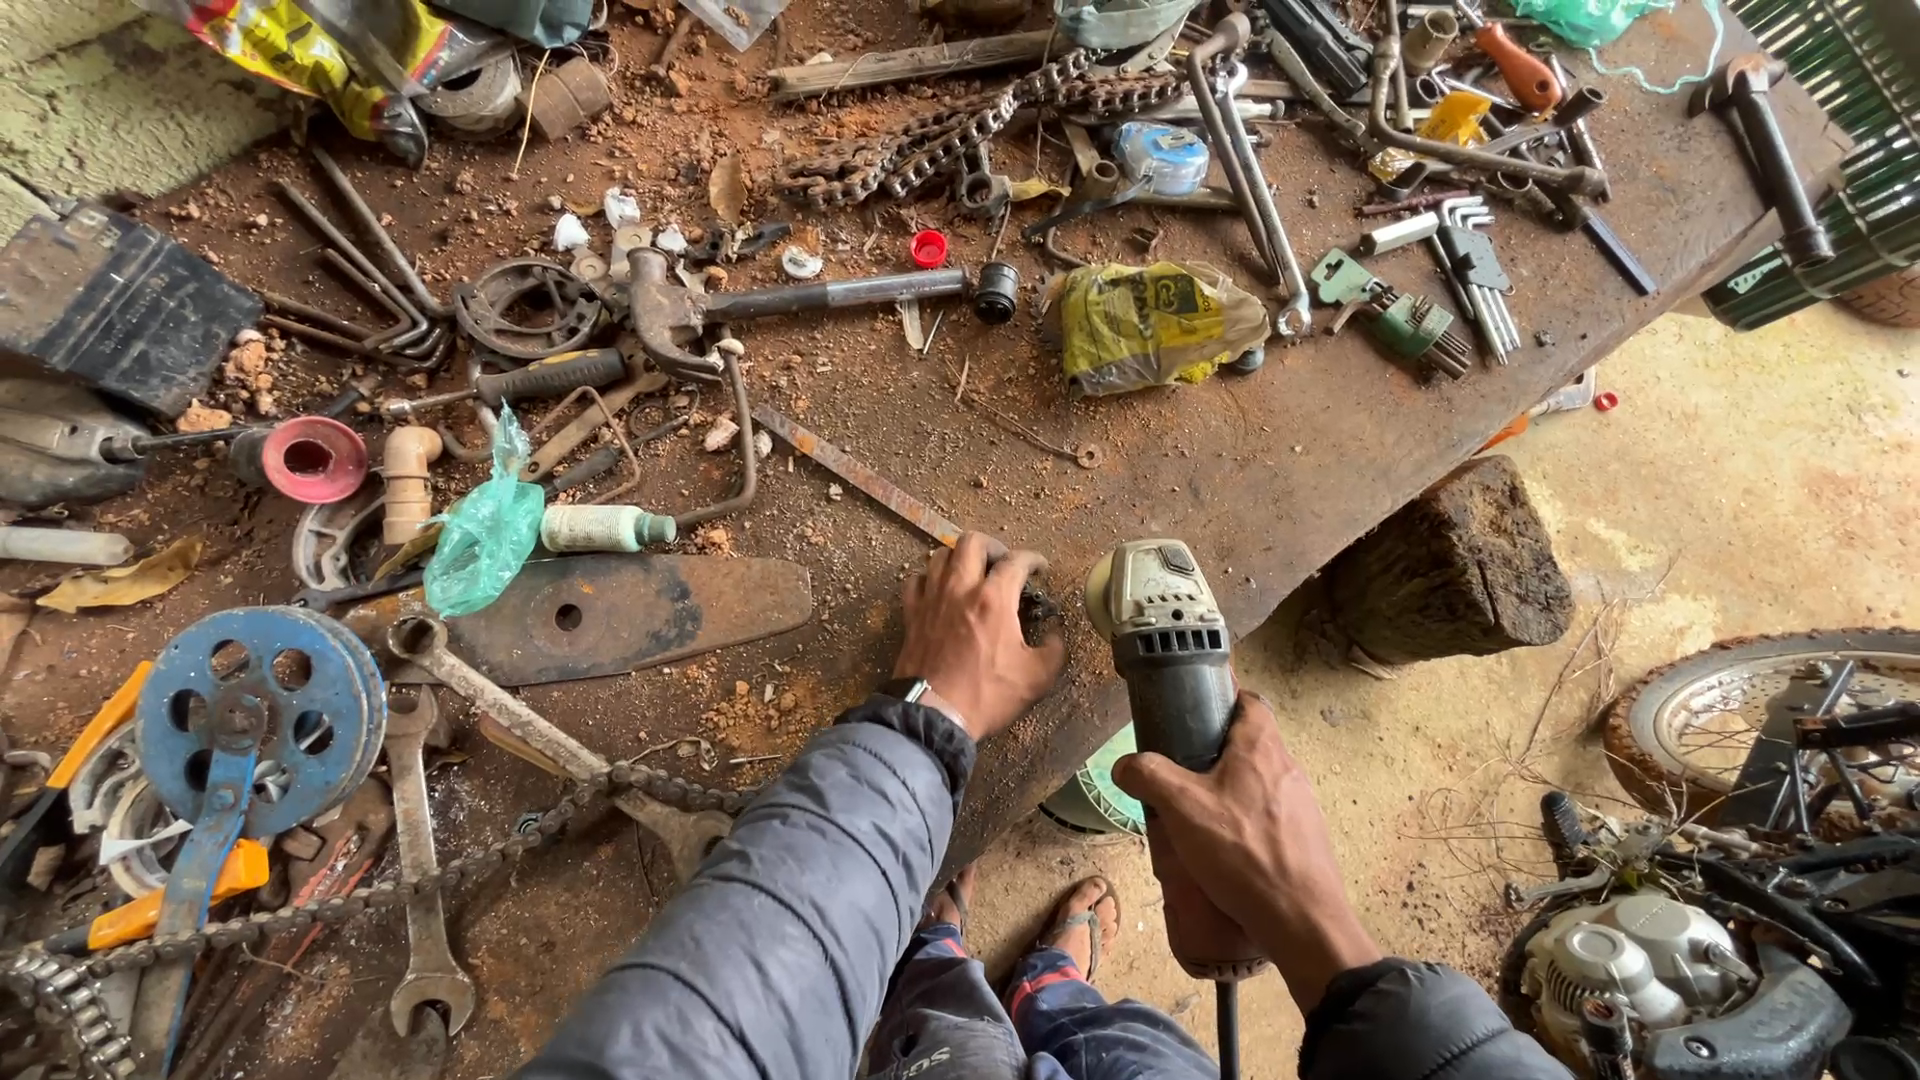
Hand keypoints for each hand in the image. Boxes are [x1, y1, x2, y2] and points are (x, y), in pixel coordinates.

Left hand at [893, 533, 1065, 739]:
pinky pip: (916, 579)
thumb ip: (1054, 649)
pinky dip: (929, 578)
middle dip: (993, 546)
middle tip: (1003, 562)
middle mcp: (960, 588)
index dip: (1033, 559)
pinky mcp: (911, 613)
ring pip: (941, 554)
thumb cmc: (986, 695)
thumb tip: (1056, 633)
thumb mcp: (1036, 678)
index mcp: (994, 599)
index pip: (1016, 560)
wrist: (933, 713)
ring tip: (971, 572)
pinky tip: (939, 589)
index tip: (1040, 567)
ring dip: (960, 557)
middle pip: (972, 541)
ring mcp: (931, 598)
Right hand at [1112, 692, 1380, 1011]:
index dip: (1224, 698)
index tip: (1195, 710)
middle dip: (1220, 747)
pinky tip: (1228, 846)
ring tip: (1201, 810)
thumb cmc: (1242, 851)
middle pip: (1254, 741)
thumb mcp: (1181, 807)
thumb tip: (1124, 766)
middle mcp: (1288, 768)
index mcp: (1260, 747)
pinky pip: (1272, 813)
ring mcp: (1303, 805)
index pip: (1250, 701)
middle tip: (1184, 765)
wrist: (1303, 922)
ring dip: (1234, 786)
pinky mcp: (1307, 839)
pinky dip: (1249, 818)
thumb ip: (1148, 776)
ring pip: (1262, 779)